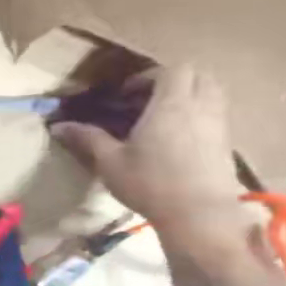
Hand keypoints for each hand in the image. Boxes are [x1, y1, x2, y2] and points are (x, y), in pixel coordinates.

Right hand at [49, 66, 247, 239]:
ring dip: (190, 95)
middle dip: (173, 80)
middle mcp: (200, 106)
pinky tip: (179, 138)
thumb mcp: (110, 162)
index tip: (127, 94)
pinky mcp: (227, 142)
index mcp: (170, 104)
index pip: (170, 70)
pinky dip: (199, 114)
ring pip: (212, 92)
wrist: (200, 215)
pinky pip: (216, 113)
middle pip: (197, 74)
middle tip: (148, 99)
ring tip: (164, 116)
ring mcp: (218, 123)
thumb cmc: (150, 183)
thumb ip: (87, 139)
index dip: (148, 76)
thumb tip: (57, 126)